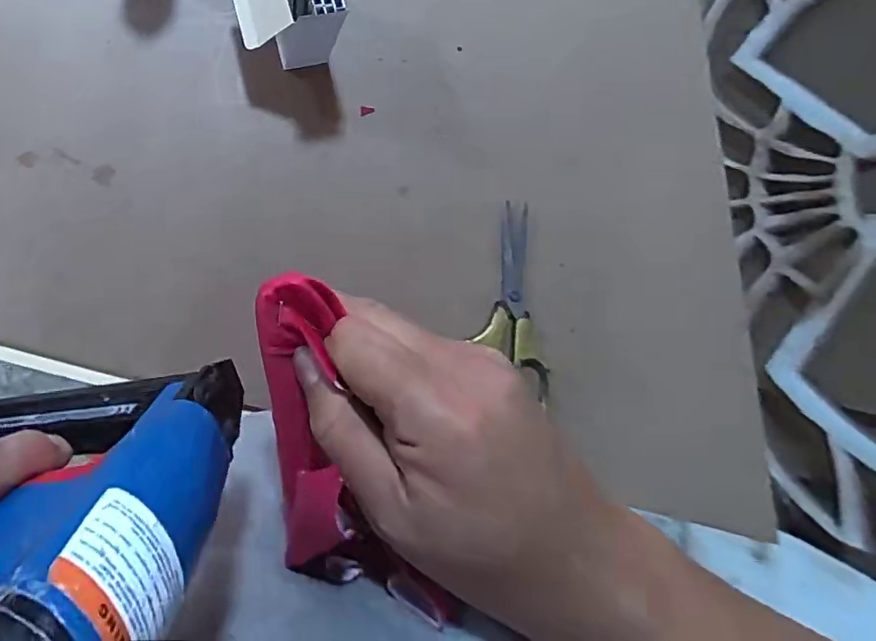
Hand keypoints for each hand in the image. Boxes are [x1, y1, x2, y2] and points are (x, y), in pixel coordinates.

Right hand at [295, 295, 817, 640]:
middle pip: (367, 314)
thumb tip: (301, 362)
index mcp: (435, 404)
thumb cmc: (478, 552)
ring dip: (361, 345)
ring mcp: (481, 354)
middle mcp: (460, 361)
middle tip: (315, 380)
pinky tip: (398, 399)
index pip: (347, 332)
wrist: (584, 563)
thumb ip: (337, 427)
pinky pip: (419, 339)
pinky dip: (392, 355)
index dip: (310, 339)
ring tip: (358, 398)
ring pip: (392, 323)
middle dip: (330, 334)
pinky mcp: (491, 358)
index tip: (291, 367)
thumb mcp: (389, 511)